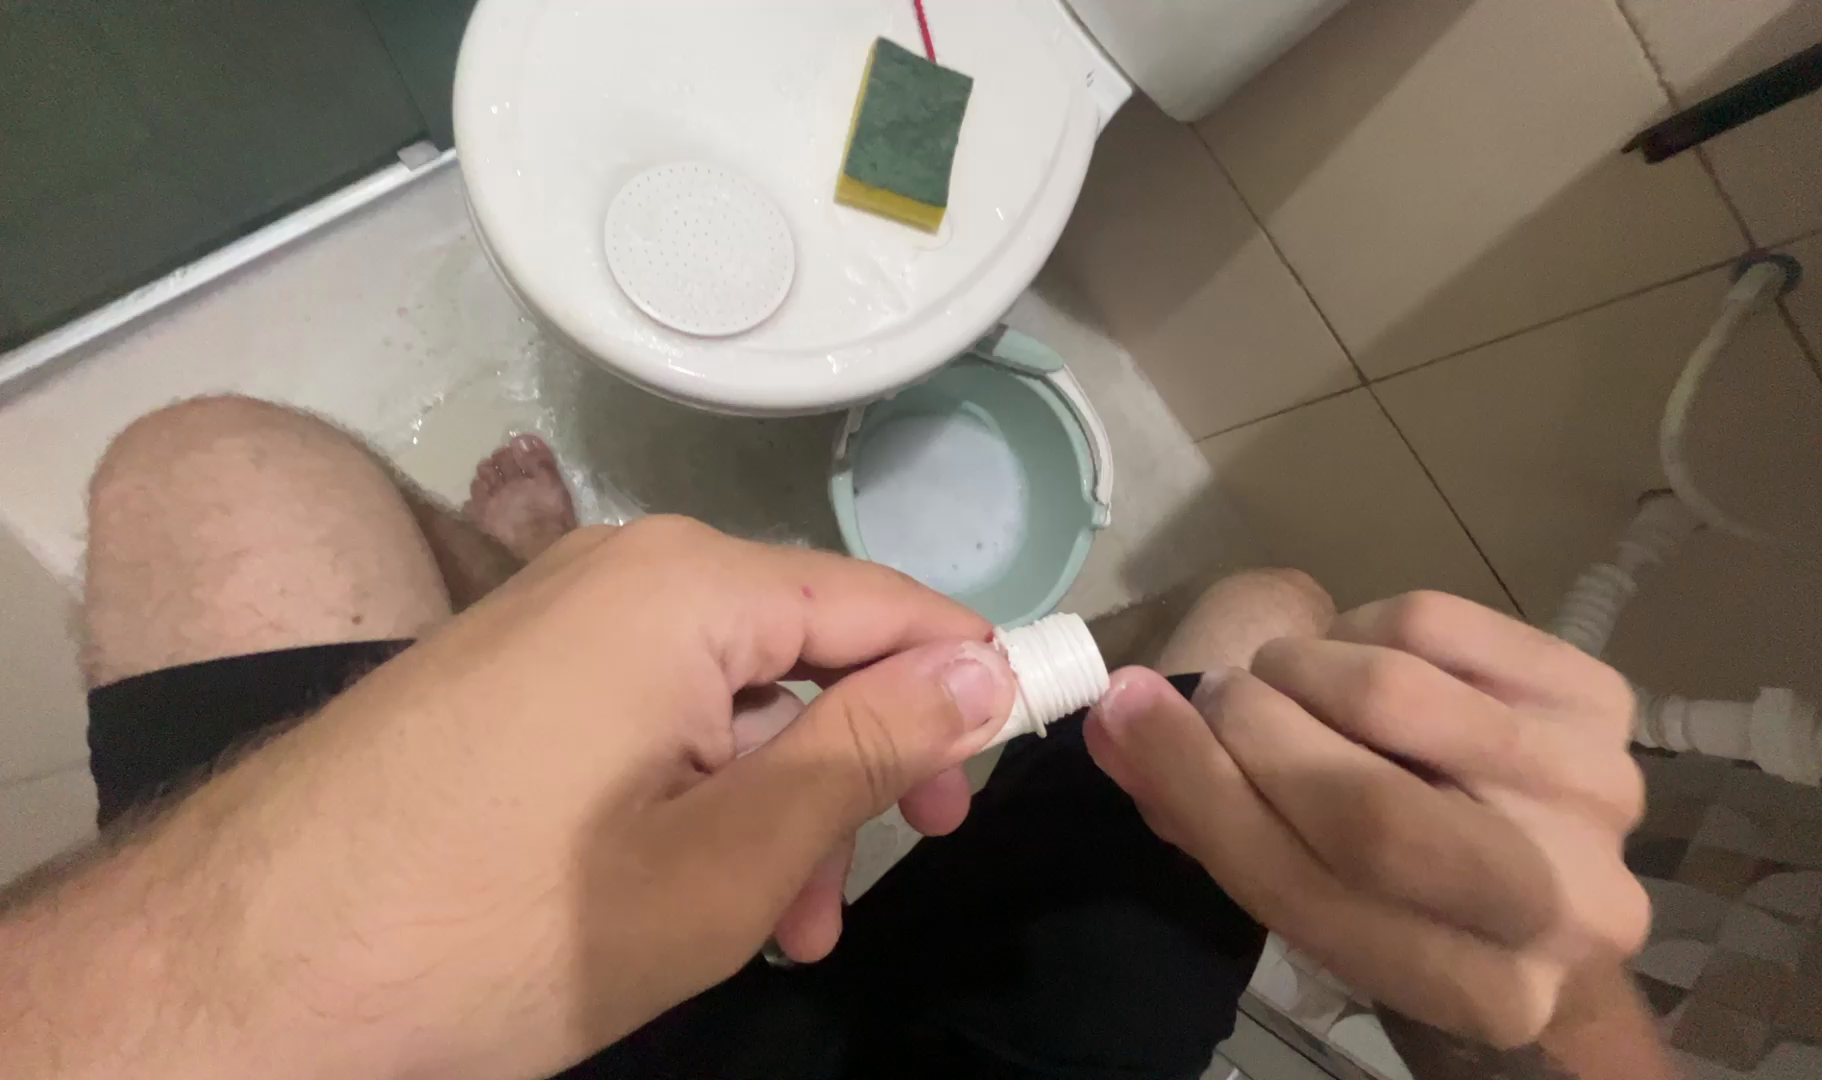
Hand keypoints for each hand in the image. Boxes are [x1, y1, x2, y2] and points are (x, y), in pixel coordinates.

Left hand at [34, 517, 1013, 1079]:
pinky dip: (720, 784)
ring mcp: (580, 611)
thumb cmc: (497, 931)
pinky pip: (677, 706)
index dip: (969, 662)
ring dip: (795, 790)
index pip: (886, 602)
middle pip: (818, 644)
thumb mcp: (729, 857)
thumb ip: (873, 749)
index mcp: (698, 585)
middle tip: (923, 836)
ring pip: (748, 689)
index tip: (1026, 725)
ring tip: (800, 912)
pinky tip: (718, 881)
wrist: (200, 1001)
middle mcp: (644, 566)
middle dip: (876, 747)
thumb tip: (990, 675)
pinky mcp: (539, 664)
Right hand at [1085, 591, 1648, 1047]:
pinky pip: (1423, 621)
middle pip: (1370, 815)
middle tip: (1215, 693)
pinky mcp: (1597, 694)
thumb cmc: (1363, 856)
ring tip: (1285, 683)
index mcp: (1473, 989)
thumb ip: (1181, 795)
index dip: (1197, 788)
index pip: (1302, 888)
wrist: (1488, 821)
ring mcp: (1598, 794)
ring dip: (1293, 668)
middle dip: (1251, 729)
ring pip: (1388, 693)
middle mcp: (1565, 910)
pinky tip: (1358, 658)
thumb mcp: (1267, 854)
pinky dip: (1353, 625)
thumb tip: (1116, 711)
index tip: (1125, 708)